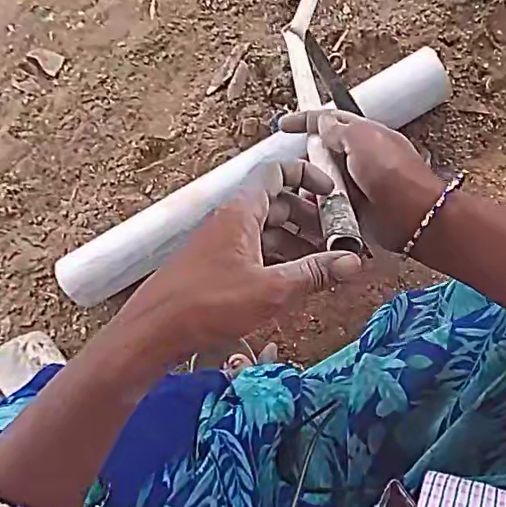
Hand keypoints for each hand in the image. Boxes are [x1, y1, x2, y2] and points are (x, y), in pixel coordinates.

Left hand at [113, 160, 363, 357]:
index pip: (277, 173)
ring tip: (323, 265)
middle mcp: (230, 221)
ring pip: (267, 231)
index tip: (332, 193)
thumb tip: (351, 262)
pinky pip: (255, 252)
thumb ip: (315, 273)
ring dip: (297, 243)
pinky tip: (295, 281)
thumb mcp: (272, 289)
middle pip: (278, 204)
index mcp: (241, 212)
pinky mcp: (216, 267)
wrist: (153, 332)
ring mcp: (221, 244)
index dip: (307, 177)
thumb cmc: (207, 304)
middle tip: (337, 238)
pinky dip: (278, 260)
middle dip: (311, 218)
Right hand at [278, 110, 442, 251]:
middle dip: (307, 160)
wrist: (414, 217)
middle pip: (323, 153)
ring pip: (323, 181)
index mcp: (366, 135)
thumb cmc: (396, 176)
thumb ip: (339, 130)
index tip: (285, 126)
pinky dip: (321, 206)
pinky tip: (316, 209)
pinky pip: (330, 205)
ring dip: (312, 185)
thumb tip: (322, 123)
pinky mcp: (356, 208)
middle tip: (297, 168)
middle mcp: (362, 158)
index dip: (306, 121)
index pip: (331, 121)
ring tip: (308, 191)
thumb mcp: (363, 140)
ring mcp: (359, 184)